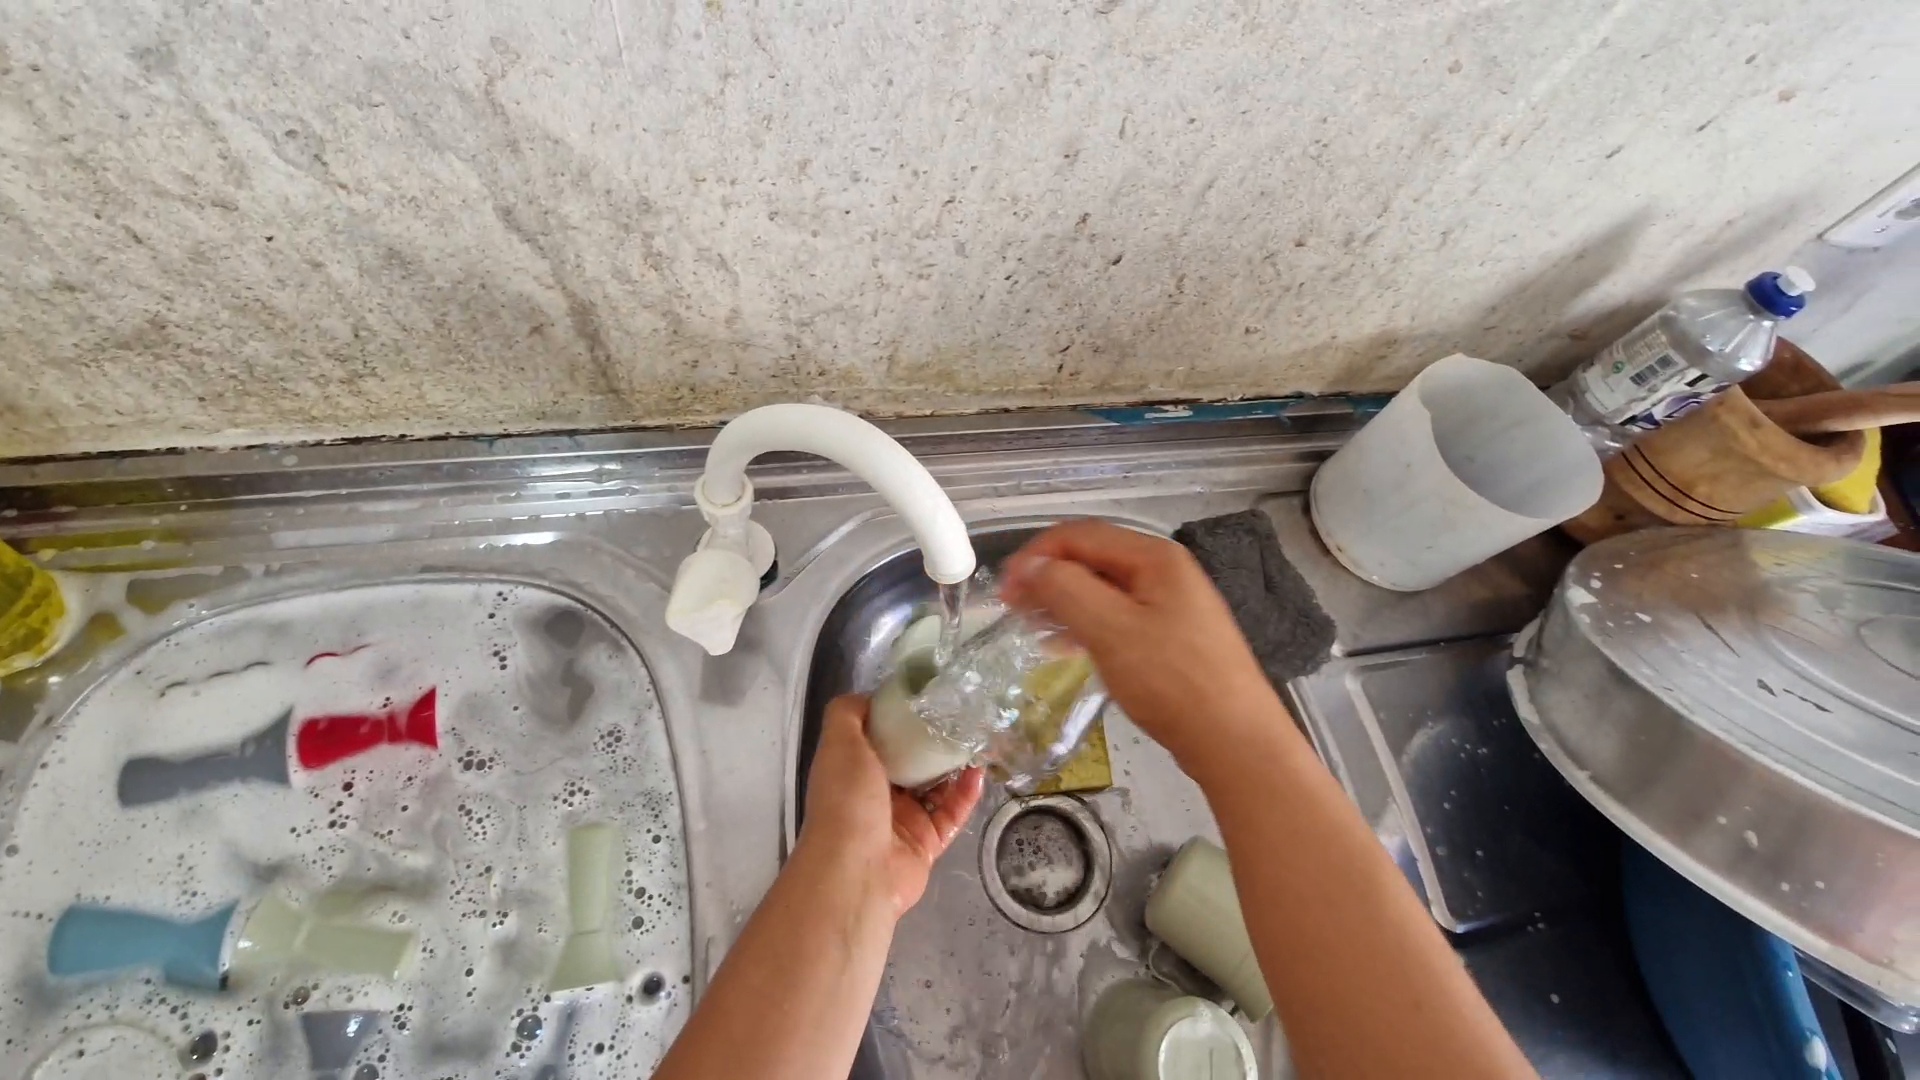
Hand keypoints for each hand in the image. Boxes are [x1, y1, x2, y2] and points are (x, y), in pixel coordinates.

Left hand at [798, 694, 984, 915]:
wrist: (857, 870)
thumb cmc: (847, 799)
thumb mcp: (840, 742)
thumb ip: (848, 712)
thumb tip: (870, 696)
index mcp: (853, 768)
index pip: (879, 736)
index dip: (899, 716)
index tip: (925, 696)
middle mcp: (876, 793)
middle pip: (909, 760)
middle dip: (931, 740)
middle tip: (960, 716)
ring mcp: (902, 820)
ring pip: (934, 787)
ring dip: (954, 765)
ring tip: (977, 740)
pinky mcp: (926, 843)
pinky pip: (951, 814)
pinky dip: (965, 794)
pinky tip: (979, 772)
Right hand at [1001, 520, 1287, 772]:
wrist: (1235, 741)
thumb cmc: (1173, 681)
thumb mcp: (1111, 630)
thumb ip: (1065, 589)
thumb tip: (1030, 566)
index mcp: (1154, 557)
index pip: (1080, 535)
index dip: (1037, 555)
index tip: (1005, 589)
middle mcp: (1165, 571)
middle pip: (1092, 558)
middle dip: (1048, 577)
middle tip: (1013, 609)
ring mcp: (1171, 604)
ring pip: (1103, 589)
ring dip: (1063, 601)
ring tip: (1032, 627)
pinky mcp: (1171, 636)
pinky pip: (1117, 616)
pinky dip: (1086, 623)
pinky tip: (1067, 645)